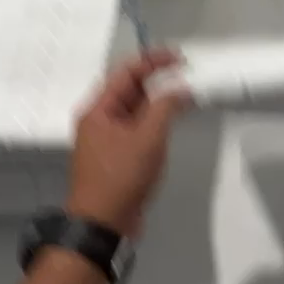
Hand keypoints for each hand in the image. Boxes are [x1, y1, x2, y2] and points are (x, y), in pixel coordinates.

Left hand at [67, 50, 188, 234]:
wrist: (103, 226)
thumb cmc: (121, 177)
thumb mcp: (147, 138)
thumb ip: (165, 107)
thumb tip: (181, 88)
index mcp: (98, 109)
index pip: (126, 72)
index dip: (153, 60)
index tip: (180, 58)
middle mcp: (99, 119)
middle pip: (129, 89)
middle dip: (157, 78)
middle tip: (185, 74)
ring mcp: (107, 139)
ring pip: (134, 109)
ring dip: (158, 100)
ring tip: (184, 94)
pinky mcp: (117, 157)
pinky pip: (137, 128)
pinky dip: (154, 120)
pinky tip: (171, 121)